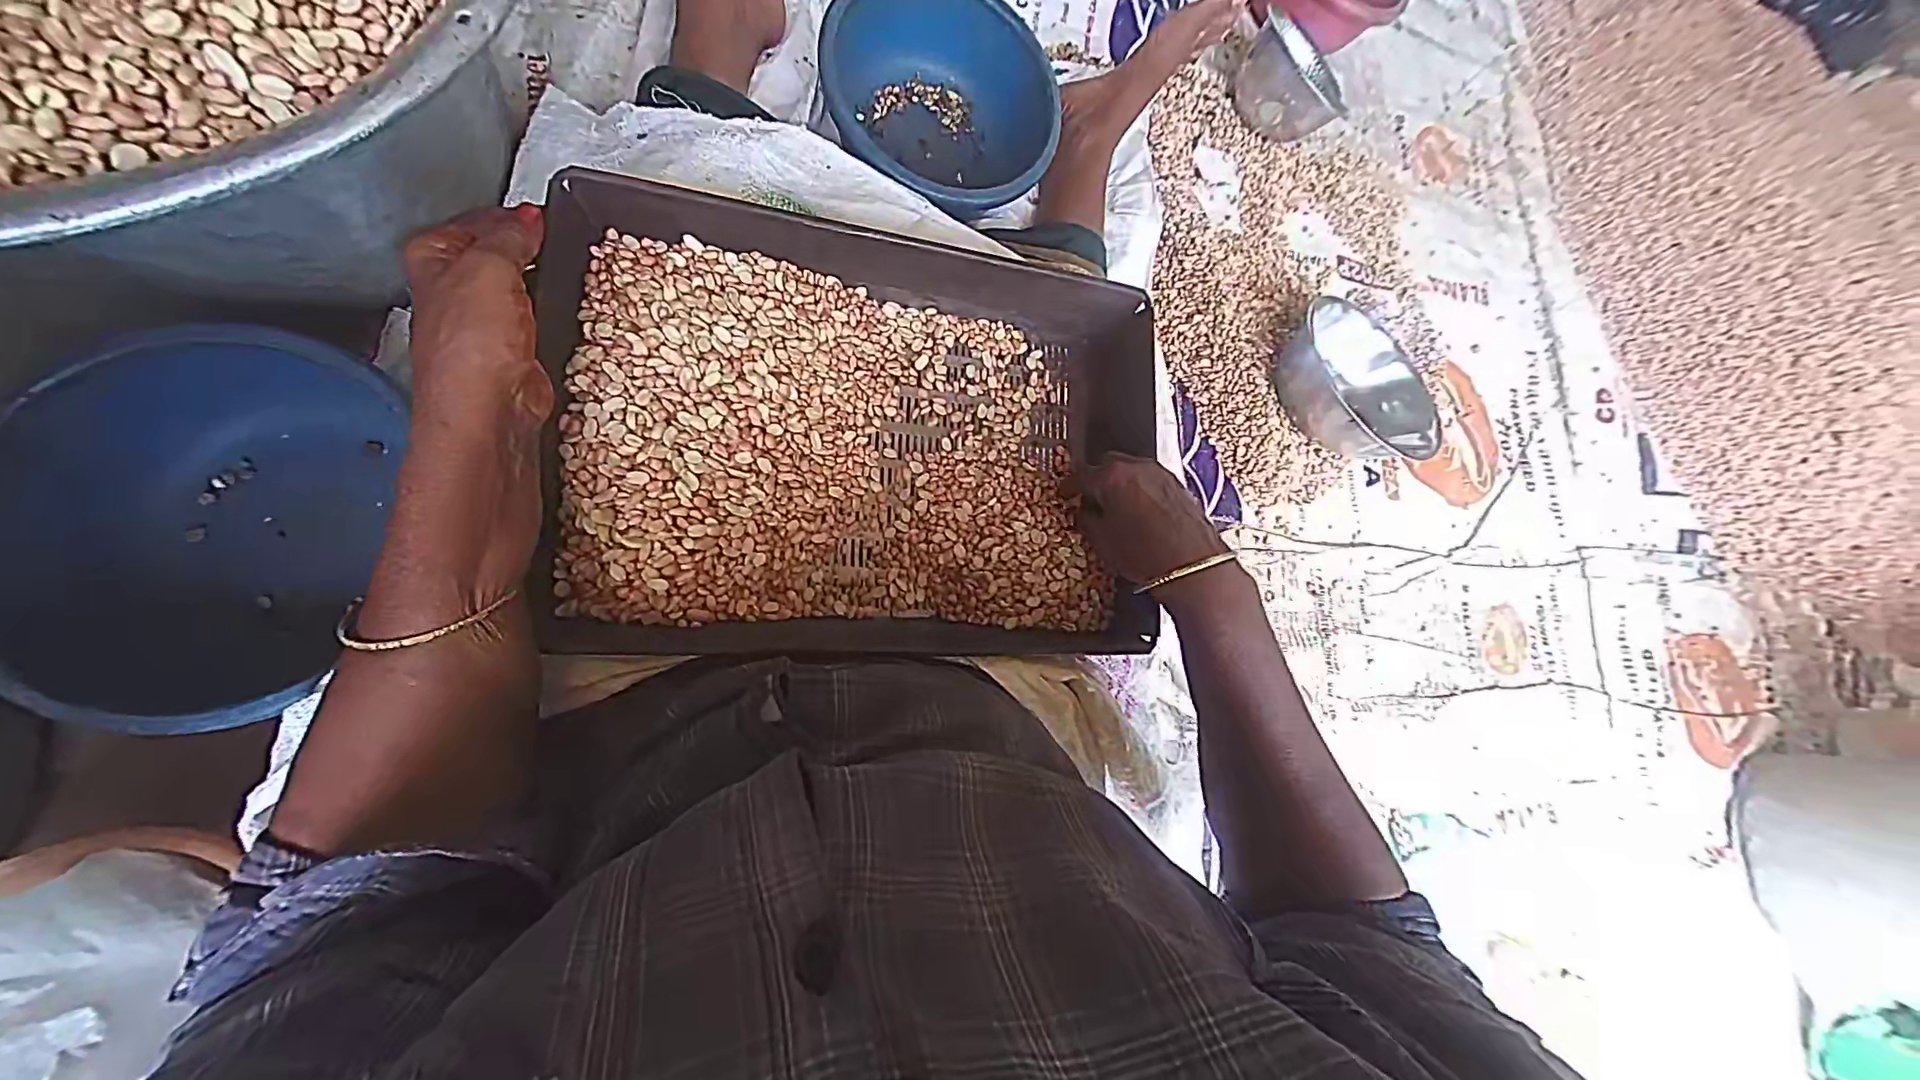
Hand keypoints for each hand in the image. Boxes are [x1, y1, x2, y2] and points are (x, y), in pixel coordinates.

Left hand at [403, 204, 551, 432]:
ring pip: (524, 288)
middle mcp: (457, 289)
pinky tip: (569, 313)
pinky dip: (556, 314)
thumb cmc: (472, 343)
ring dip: (547, 285)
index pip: (478, 222)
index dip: (512, 218)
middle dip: (533, 252)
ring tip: (570, 277)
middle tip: (562, 246)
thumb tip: (531, 219)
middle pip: (502, 255)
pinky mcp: (517, 350)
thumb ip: (511, 237)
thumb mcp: (489, 267)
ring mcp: (488, 322)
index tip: (545, 218)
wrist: (490, 406)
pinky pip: (541, 319)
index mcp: (433, 258)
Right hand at [1072, 453, 1230, 591]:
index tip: (1067, 493)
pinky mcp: (1177, 484)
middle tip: (1091, 500)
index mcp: (1111, 478)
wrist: (1191, 566)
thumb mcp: (1102, 541)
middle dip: (1097, 480)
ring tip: (1116, 508)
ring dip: (1120, 484)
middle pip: (1107, 464)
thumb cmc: (1146, 555)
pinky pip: (1149, 480)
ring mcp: (1159, 474)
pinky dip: (1139, 490)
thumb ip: (1087, 518)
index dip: (1070, 486)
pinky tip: (1138, 512)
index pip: (1081, 474)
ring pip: (1130, 470)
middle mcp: (1136, 468)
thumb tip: (1085, 511)